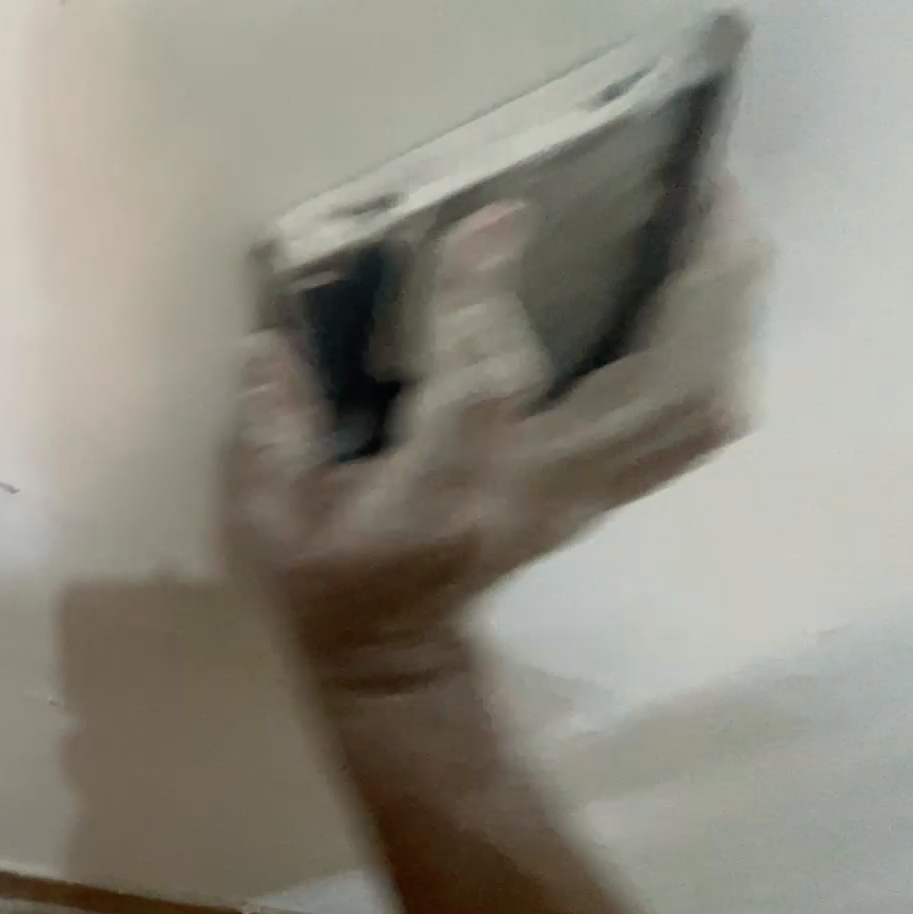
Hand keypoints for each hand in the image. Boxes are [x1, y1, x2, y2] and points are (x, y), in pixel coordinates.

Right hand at [231, 196, 764, 692]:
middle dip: (691, 284)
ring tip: (714, 221)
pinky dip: (712, 352)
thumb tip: (266, 345)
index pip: (478, 391)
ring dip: (722, 307)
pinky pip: (688, 423)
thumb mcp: (269, 522)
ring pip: (694, 405)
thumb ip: (269, 434)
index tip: (492, 222)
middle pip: (656, 393)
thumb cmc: (324, 586)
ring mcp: (578, 498)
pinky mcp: (599, 494)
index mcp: (433, 503)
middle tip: (695, 188)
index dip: (484, 304)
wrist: (387, 651)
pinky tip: (693, 297)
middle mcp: (527, 497)